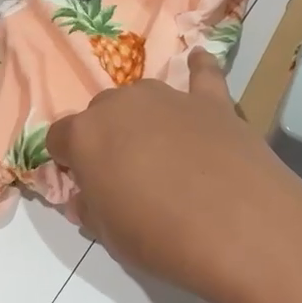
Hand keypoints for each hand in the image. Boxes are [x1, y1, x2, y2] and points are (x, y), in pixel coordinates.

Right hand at [47, 51, 301, 302]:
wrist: (243, 229)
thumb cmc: (163, 239)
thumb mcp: (110, 237)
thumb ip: (90, 208)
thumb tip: (85, 197)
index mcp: (85, 135)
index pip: (58, 139)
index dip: (67, 162)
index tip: (83, 185)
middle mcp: (121, 104)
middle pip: (101, 114)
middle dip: (106, 139)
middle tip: (126, 176)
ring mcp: (169, 96)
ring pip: (143, 97)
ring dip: (144, 117)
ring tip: (163, 150)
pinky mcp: (213, 100)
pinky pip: (201, 74)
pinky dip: (198, 70)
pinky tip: (199, 63)